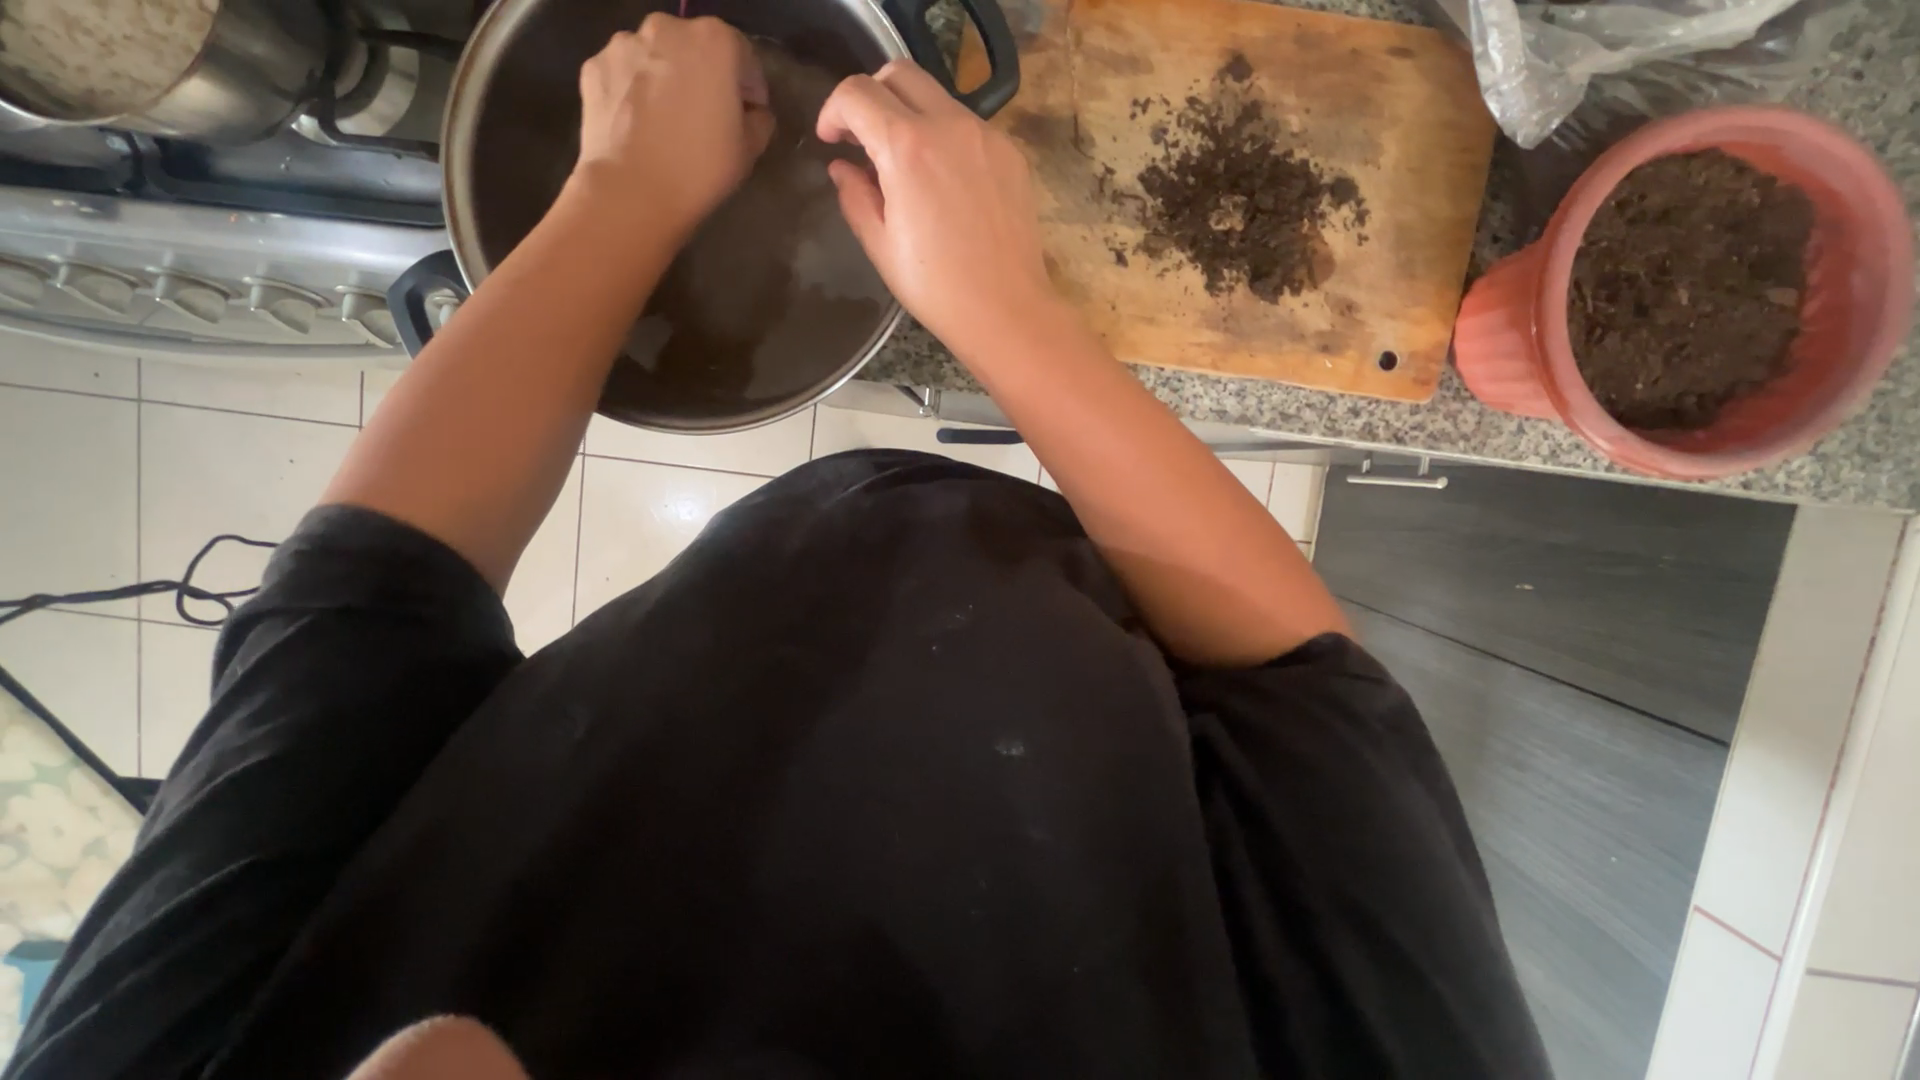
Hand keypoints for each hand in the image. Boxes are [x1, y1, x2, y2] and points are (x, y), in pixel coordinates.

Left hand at [571, 15, 774, 241]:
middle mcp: (667, 29)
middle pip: (696, 49)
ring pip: (656, 58)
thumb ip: (759, 121)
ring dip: (667, 80)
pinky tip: (640, 125)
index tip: (750, 116)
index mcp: (715, 41)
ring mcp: (624, 44)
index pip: (744, 57)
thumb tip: (752, 114)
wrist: (632, 191)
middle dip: (705, 77)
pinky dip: (634, 91)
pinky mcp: (594, 66)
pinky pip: (625, 75)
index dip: (750, 89)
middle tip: (707, 117)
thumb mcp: (749, 149)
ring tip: (668, 122)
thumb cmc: (700, 167)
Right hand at [815, 61, 1061, 354]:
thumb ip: (855, 196)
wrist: (1006, 310)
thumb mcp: (881, 246)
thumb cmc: (936, 288)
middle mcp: (949, 126)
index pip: (856, 94)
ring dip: (909, 114)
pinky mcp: (1010, 153)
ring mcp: (985, 136)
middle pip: (899, 74)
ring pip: (937, 97)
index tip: (830, 140)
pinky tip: (943, 181)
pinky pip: (968, 126)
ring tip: (904, 164)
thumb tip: (842, 167)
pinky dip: (945, 137)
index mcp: (907, 148)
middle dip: (871, 96)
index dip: (833, 111)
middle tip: (863, 139)